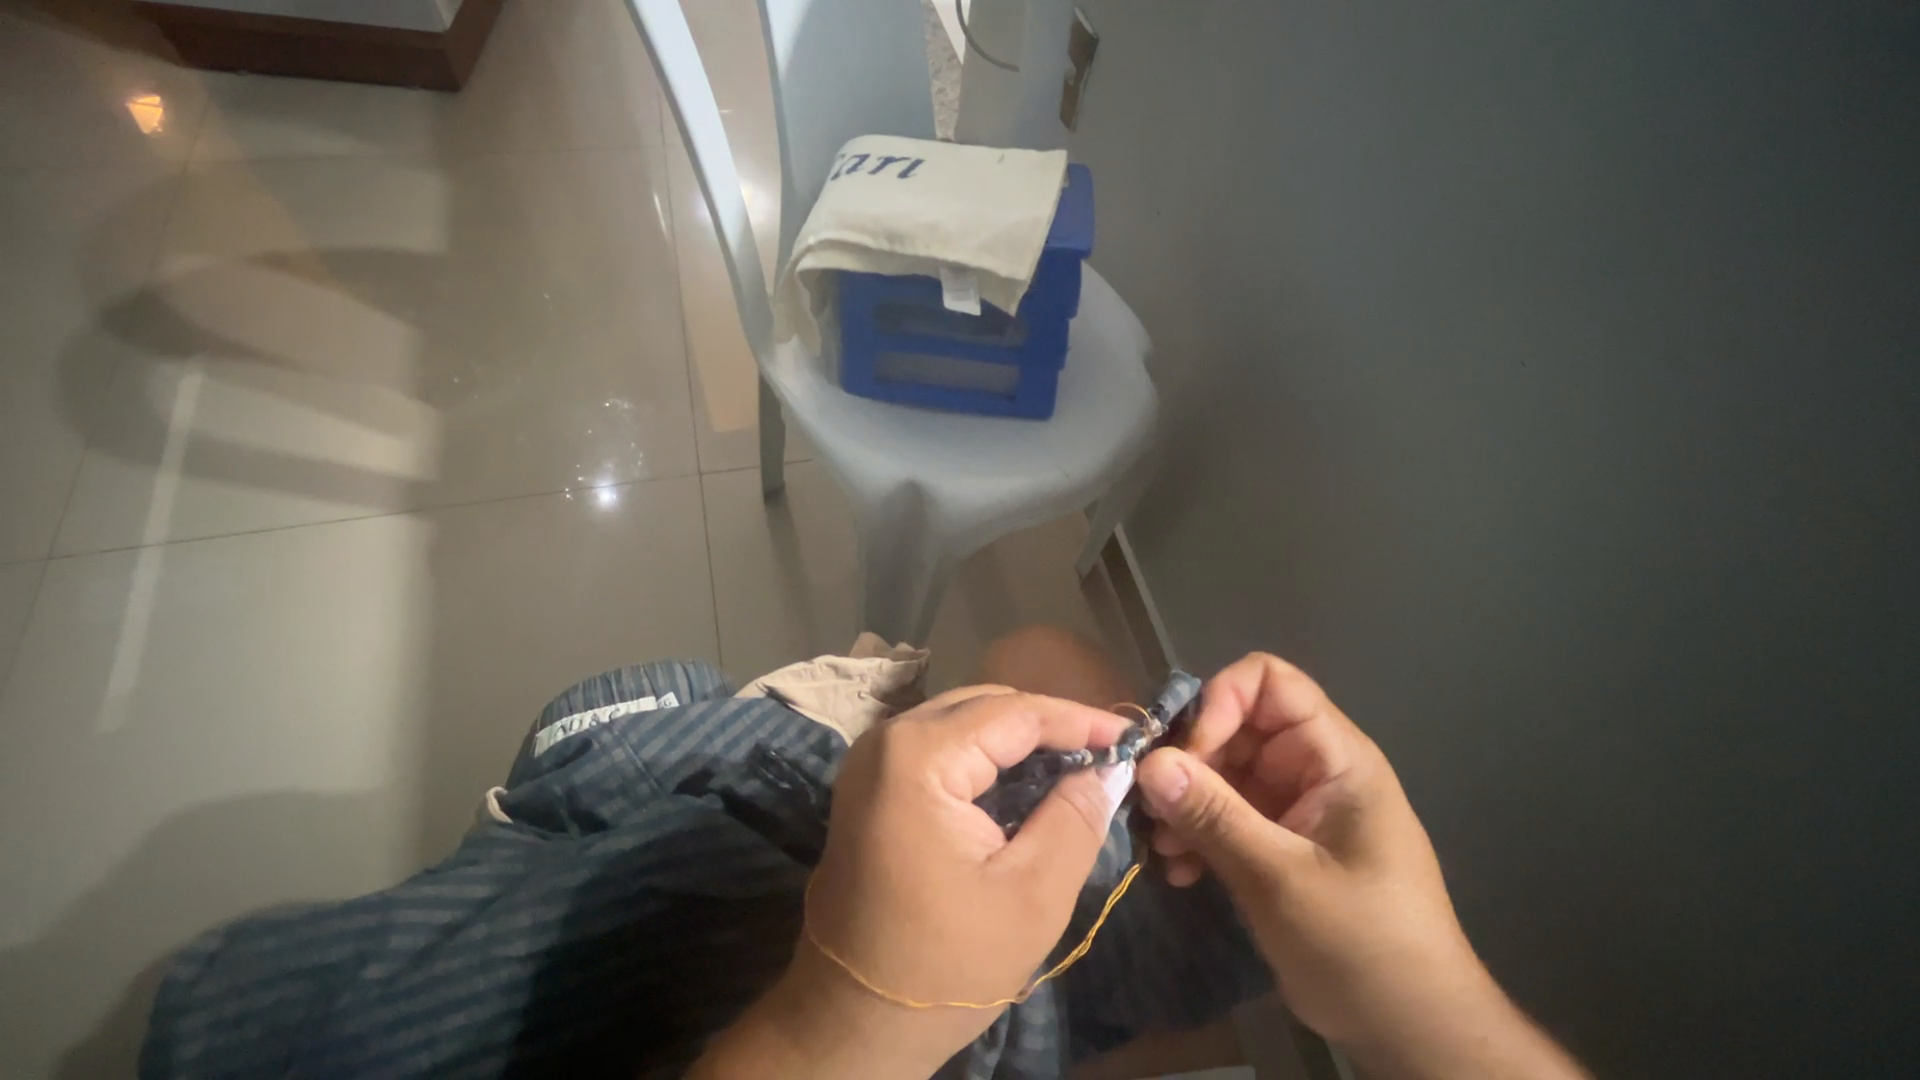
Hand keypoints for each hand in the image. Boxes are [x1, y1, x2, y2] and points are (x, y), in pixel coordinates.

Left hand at [690, 686, 1129, 1079]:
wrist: (850, 1020)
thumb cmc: (943, 964)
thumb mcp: (1032, 896)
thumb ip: (1077, 817)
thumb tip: (1108, 768)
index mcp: (918, 756)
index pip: (1015, 712)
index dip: (1079, 719)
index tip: (1131, 736)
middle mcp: (887, 740)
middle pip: (985, 706)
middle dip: (1049, 724)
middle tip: (1106, 752)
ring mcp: (872, 759)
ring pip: (962, 721)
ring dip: (1019, 738)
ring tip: (1077, 762)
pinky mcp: (871, 783)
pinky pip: (940, 747)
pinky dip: (987, 756)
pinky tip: (1026, 778)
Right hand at [1135, 654, 1585, 1078]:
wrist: (1409, 1030)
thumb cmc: (1364, 945)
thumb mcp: (1282, 879)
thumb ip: (1214, 816)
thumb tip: (1148, 762)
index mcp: (1334, 757)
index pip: (1268, 682)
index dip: (1219, 702)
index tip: (1183, 756)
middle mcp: (1309, 768)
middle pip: (1232, 726)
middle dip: (1187, 762)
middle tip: (1152, 809)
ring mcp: (1289, 804)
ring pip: (1218, 771)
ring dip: (1182, 803)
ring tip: (1162, 847)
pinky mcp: (1273, 840)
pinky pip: (1220, 813)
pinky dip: (1193, 833)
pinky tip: (1178, 870)